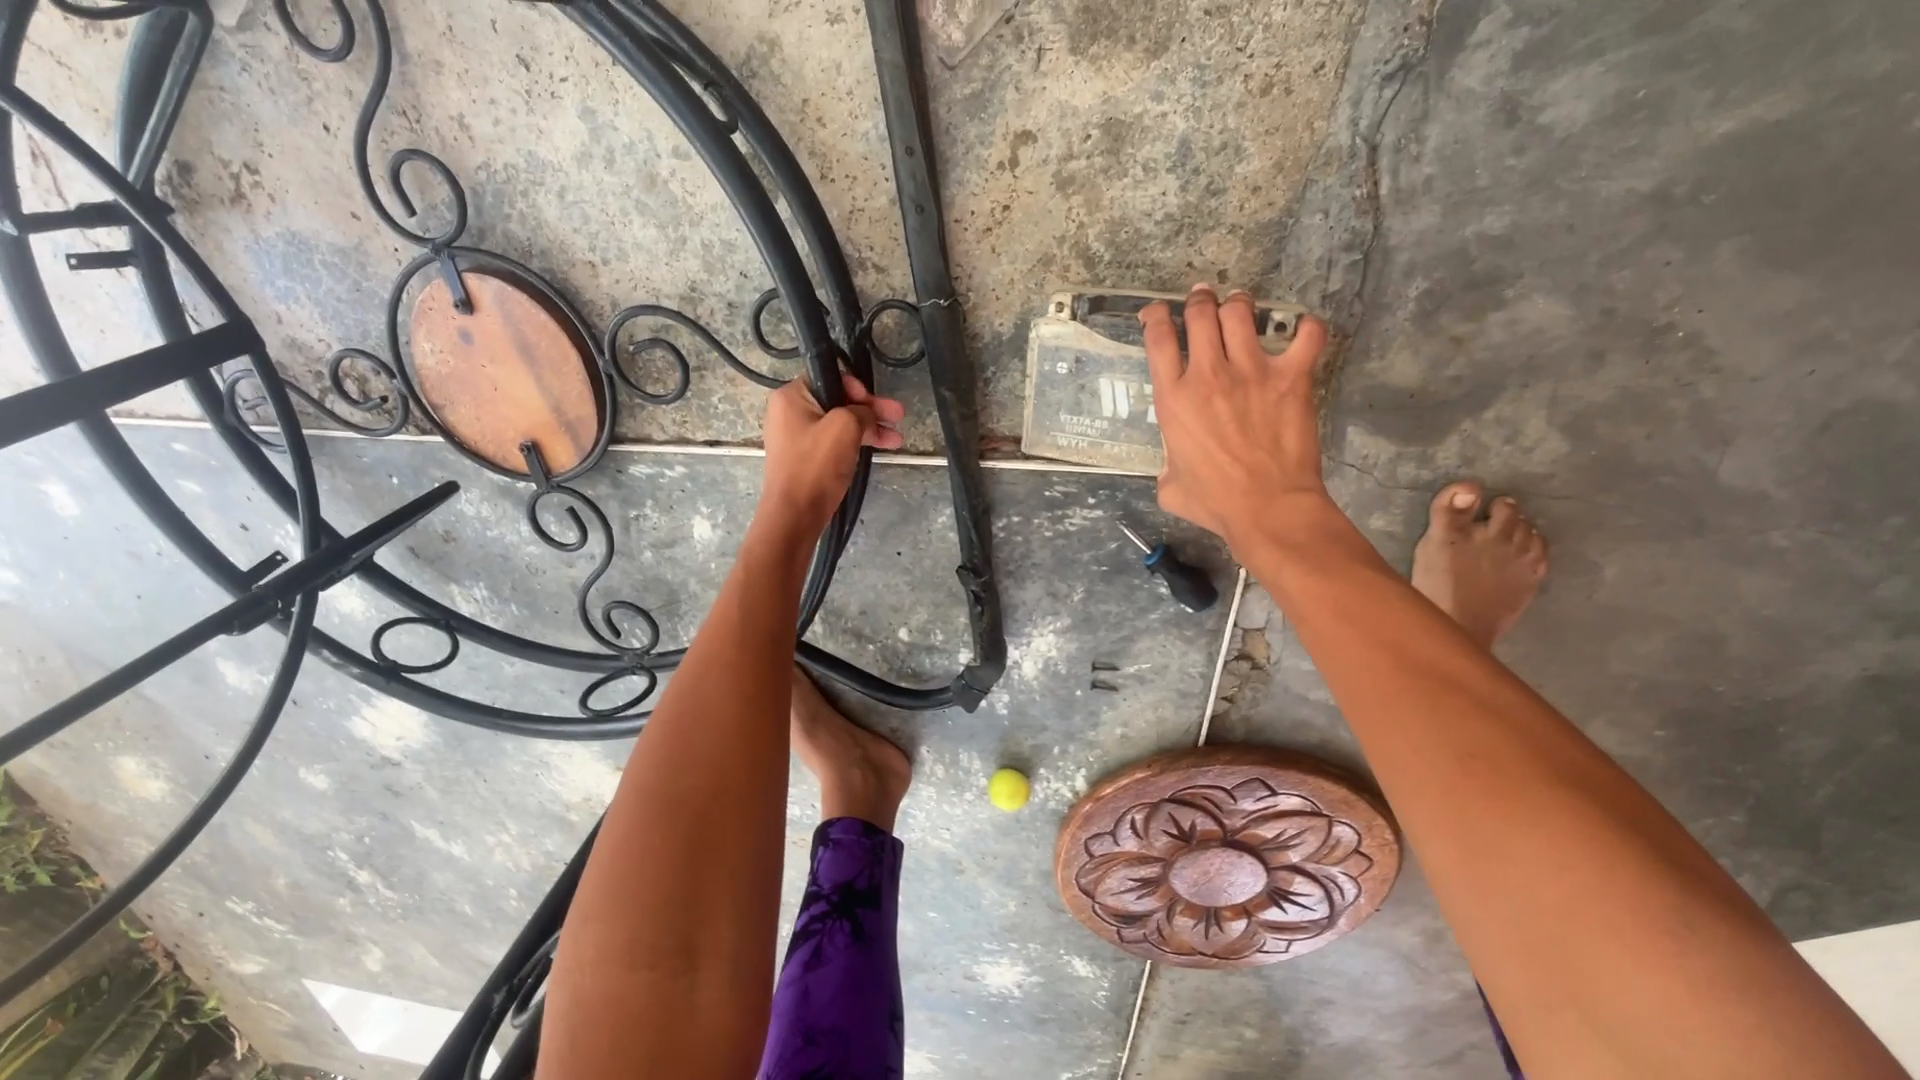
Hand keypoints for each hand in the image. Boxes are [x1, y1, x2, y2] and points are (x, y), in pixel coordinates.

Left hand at [759, 372, 905, 538]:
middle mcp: (789, 412)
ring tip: (897, 438)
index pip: (829, 377)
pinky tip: (880, 448)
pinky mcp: (805, 458)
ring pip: (840, 423)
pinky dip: (855, 442)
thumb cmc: (816, 466)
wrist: (795, 515)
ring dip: (869, 427)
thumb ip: (861, 410)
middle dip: (870, 409)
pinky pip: (834, 441)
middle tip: (899, 416)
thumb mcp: (845, 427)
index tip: (875, 403)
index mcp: (791, 396)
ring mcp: (797, 436)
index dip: (857, 388)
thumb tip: (867, 415)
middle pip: (837, 400)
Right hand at [1142, 285, 1331, 546]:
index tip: (1157, 312)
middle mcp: (1209, 375)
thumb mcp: (1170, 485)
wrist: (1266, 507)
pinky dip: (1307, 328)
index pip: (1158, 337)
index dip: (1155, 315)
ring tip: (1241, 306)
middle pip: (1199, 313)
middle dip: (1199, 300)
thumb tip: (1174, 463)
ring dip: (1239, 304)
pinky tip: (1304, 331)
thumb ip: (1167, 462)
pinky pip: (1307, 335)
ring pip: (1240, 312)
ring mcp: (1252, 372)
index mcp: (1174, 398)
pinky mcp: (1292, 378)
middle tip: (1202, 300)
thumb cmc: (1215, 502)